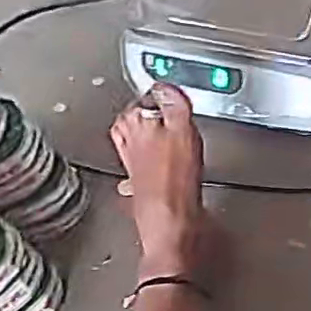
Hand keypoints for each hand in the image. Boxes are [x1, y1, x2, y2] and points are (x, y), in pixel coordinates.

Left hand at [109, 83, 214, 281]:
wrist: (172, 224)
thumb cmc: (175, 181)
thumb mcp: (183, 130)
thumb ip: (175, 104)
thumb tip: (166, 85)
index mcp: (133, 125)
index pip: (147, 97)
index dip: (164, 95)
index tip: (176, 94)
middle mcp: (127, 145)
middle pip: (139, 120)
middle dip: (154, 115)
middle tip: (170, 110)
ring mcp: (134, 166)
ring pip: (140, 143)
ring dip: (152, 138)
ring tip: (167, 133)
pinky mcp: (144, 186)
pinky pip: (146, 166)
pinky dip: (154, 163)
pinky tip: (164, 165)